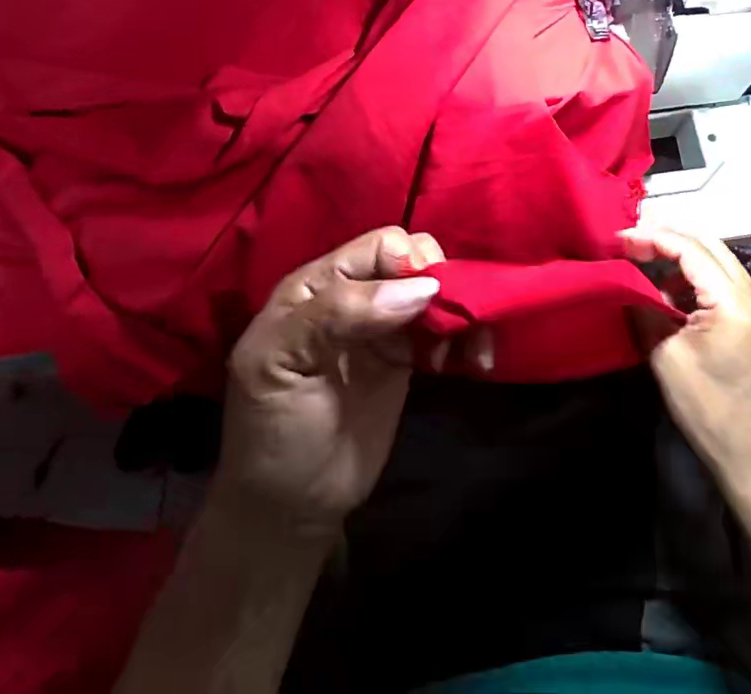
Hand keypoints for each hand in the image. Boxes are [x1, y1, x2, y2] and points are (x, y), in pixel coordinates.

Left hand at [217, 226, 443, 534]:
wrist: (293, 504)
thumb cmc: (276, 432)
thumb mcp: (281, 365)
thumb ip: (338, 314)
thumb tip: (422, 289)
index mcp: (318, 287)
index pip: (381, 246)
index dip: (409, 263)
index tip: (425, 300)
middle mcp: (357, 296)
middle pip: (419, 261)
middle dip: (445, 285)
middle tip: (448, 327)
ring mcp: (388, 326)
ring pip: (442, 292)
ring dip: (466, 313)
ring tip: (469, 352)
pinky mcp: (412, 356)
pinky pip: (452, 328)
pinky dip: (471, 338)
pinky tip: (474, 363)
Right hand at [620, 226, 750, 498]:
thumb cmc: (707, 410)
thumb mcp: (666, 358)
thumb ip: (647, 311)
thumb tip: (632, 285)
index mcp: (735, 302)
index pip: (692, 249)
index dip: (653, 238)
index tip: (620, 240)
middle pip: (711, 245)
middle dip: (670, 239)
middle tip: (633, 245)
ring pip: (721, 262)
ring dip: (685, 260)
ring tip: (649, 270)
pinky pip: (728, 284)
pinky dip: (700, 280)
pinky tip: (675, 296)